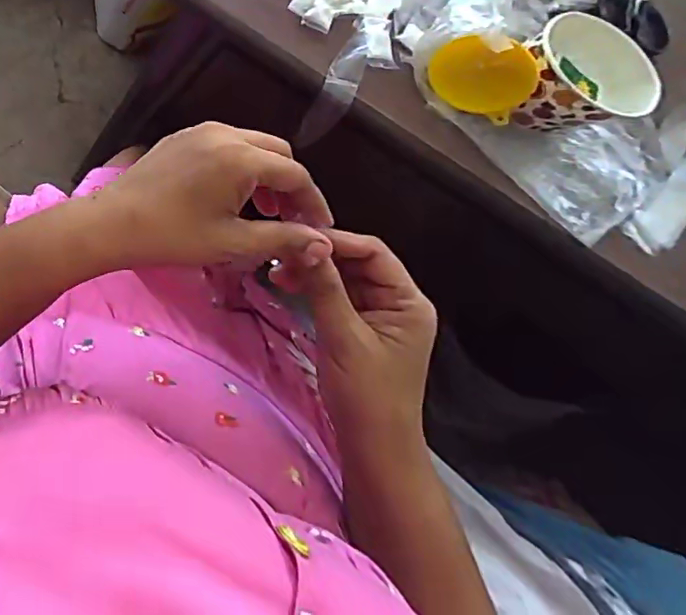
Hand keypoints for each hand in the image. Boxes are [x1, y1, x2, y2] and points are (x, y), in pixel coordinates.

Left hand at [73, 123, 334, 273]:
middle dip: (290, 184)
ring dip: (265, 173)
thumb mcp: (233, 242)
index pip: (295, 174)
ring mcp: (199, 131)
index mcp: (241, 157)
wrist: (113, 222)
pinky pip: (224, 143)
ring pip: (251, 145)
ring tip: (262, 210)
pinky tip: (230, 194)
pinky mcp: (181, 136)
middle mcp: (224, 133)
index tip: (318, 229)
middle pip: (277, 151)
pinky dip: (239, 165)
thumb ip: (283, 238)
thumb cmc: (173, 235)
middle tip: (291, 219)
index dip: (313, 203)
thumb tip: (324, 243)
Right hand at [274, 231, 436, 450]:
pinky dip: (312, 288)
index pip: (373, 252)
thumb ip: (325, 287)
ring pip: (342, 277)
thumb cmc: (367, 395)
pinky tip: (286, 285)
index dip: (336, 240)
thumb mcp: (343, 336)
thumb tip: (305, 243)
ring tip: (277, 271)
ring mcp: (377, 315)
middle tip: (280, 253)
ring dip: (311, 271)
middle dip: (319, 255)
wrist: (374, 450)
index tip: (297, 236)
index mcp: (408, 302)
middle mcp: (396, 302)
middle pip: (356, 261)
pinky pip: (334, 295)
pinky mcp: (358, 327)